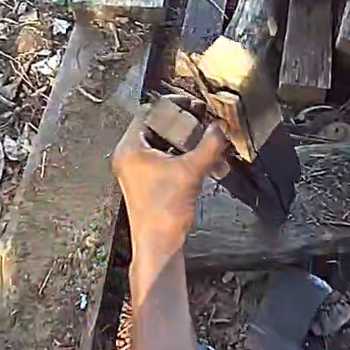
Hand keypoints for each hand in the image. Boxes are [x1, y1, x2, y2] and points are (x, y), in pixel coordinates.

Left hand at [112, 105, 227, 260]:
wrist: (159, 245)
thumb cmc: (166, 209)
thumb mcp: (191, 171)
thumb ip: (209, 145)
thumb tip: (220, 126)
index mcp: (130, 148)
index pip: (148, 112)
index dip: (173, 105)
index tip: (194, 105)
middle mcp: (129, 156)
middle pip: (157, 128)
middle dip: (185, 126)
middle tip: (205, 122)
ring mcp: (136, 169)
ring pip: (165, 145)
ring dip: (189, 145)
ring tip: (211, 146)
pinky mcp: (146, 181)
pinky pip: (166, 160)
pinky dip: (185, 159)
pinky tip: (208, 164)